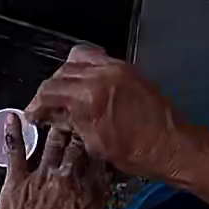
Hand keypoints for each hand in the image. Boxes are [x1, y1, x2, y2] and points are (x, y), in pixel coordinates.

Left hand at [0, 115, 108, 208]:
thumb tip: (99, 199)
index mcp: (88, 198)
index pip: (101, 163)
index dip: (103, 147)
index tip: (105, 135)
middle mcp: (66, 182)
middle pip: (79, 146)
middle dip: (82, 127)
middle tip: (84, 111)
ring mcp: (40, 178)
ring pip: (52, 141)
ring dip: (56, 123)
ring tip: (60, 107)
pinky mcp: (15, 180)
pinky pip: (15, 149)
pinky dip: (14, 131)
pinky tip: (13, 117)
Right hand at [25, 44, 192, 181]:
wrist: (173, 146)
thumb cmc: (140, 151)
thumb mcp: (94, 144)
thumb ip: (69, 123)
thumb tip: (53, 116)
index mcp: (89, 98)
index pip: (49, 91)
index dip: (37, 104)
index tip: (35, 113)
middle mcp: (101, 76)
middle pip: (60, 73)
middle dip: (49, 90)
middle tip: (47, 105)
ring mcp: (115, 69)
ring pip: (77, 58)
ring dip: (65, 75)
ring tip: (65, 92)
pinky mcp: (127, 69)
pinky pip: (97, 57)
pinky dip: (85, 67)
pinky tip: (85, 83)